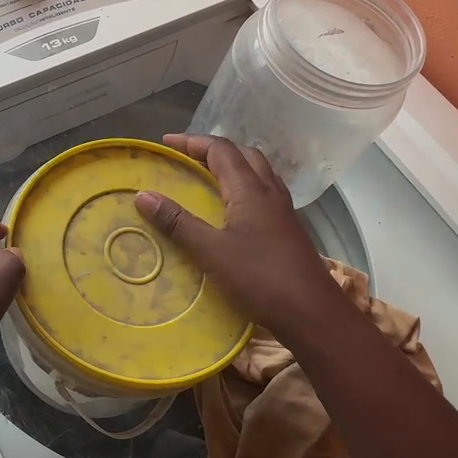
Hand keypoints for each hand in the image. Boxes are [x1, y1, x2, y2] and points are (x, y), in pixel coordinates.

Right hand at [134, 133, 331, 325]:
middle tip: (187, 160)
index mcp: (250, 189)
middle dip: (213, 150)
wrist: (314, 315)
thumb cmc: (261, 278)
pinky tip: (233, 211)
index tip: (166, 144)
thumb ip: (178, 222)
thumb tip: (143, 194)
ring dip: (232, 167)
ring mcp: (283, 211)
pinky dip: (244, 189)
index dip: (192, 142)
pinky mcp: (289, 230)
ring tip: (207, 180)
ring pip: (258, 173)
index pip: (221, 149)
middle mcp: (270, 192)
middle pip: (243, 155)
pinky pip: (264, 194)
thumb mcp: (211, 251)